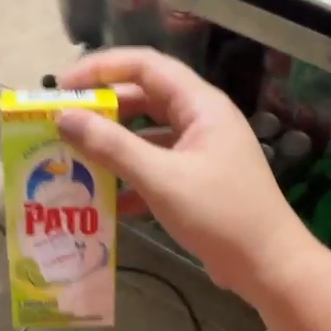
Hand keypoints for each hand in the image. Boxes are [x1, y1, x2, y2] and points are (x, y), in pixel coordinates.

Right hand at [56, 47, 312, 299]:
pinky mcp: (197, 183)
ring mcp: (201, 152)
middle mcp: (201, 120)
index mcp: (200, 105)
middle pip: (144, 98)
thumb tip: (65, 118)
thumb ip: (112, 146)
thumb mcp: (161, 179)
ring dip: (113, 146)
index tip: (63, 87)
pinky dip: (130, 178)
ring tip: (75, 158)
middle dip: (103, 109)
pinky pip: (156, 168)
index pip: (145, 66)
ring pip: (148, 136)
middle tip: (63, 124)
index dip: (101, 68)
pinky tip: (105, 200)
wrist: (267, 264)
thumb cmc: (220, 215)